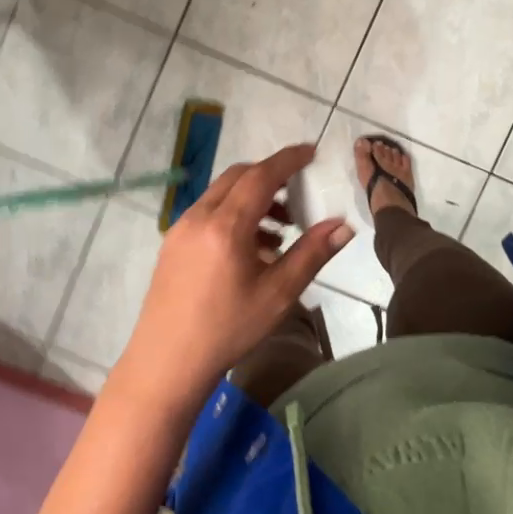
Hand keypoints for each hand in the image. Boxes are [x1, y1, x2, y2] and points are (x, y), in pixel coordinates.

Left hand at [114, 145, 353, 404]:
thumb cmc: (228, 329)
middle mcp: (199, 216)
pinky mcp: (172, 244)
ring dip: (251, 198)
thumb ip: (311, 254)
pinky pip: (207, 213)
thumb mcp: (278, 294)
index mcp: (226, 225)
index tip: (311, 151)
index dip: (288, 160)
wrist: (168, 361)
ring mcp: (180, 229)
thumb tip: (344, 226)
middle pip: (238, 177)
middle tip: (298, 194)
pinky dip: (233, 214)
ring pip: (221, 194)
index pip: (261, 176)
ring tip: (280, 232)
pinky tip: (251, 248)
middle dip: (270, 177)